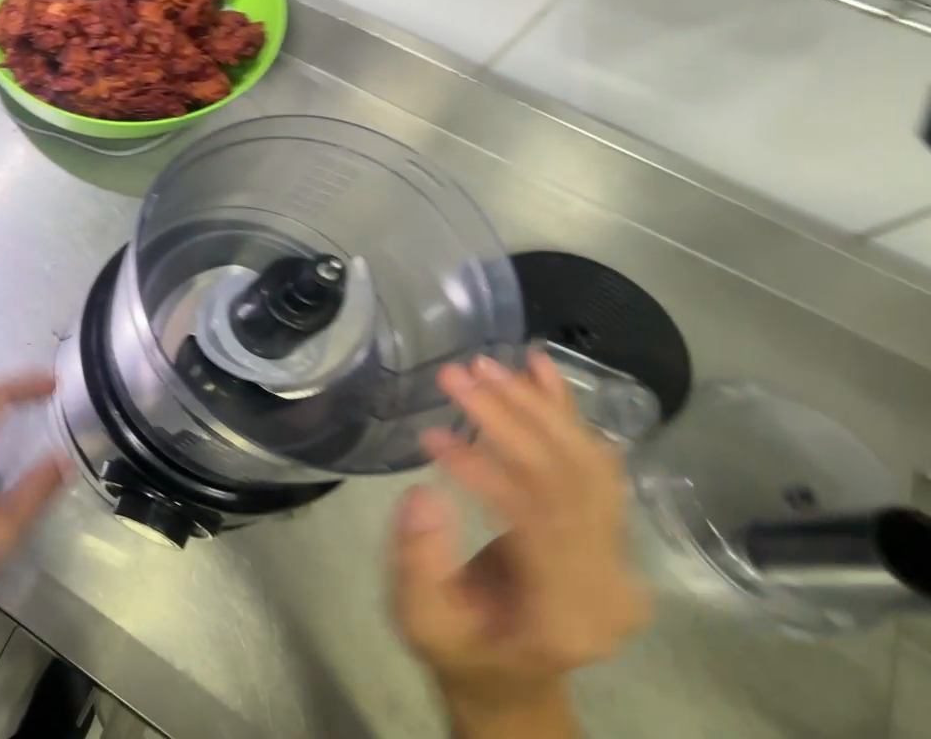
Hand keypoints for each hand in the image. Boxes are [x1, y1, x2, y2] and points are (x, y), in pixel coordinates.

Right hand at [392, 351, 649, 728]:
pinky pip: (596, 465)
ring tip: (488, 364)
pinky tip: (542, 369)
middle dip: (511, 420)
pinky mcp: (609, 532)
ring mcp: (619, 555)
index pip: (540, 519)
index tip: (431, 436)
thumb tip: (421, 493)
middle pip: (572, 481)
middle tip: (456, 375)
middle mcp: (611, 580)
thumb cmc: (458, 648)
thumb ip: (421, 562)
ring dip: (538, 407)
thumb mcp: (422, 619)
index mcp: (570, 611)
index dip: (486, 470)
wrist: (510, 675)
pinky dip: (567, 413)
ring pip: (589, 464)